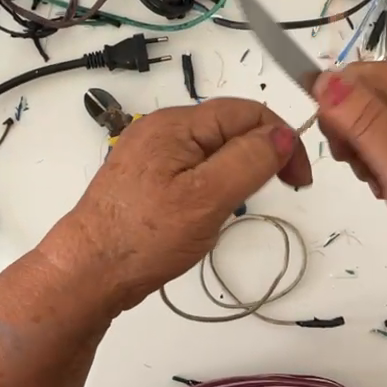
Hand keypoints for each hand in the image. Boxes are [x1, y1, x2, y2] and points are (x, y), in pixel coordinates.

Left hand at [41, 98, 311, 311]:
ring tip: (234, 209)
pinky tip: (208, 214)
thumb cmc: (144, 237)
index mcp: (177, 124)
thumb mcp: (207, 197)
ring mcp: (150, 156)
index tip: (299, 182)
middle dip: (261, 157)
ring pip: (213, 152)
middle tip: (276, 195)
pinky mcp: (145, 181)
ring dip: (237, 174)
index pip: (248, 113)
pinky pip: (193, 172)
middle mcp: (161, 130)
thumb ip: (249, 161)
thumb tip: (282, 135)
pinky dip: (213, 187)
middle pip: (230, 129)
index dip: (282, 141)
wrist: (87, 273)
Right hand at [313, 62, 386, 269]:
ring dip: (365, 149)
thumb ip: (364, 122)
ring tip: (382, 180)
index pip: (363, 75)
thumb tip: (325, 81)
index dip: (340, 107)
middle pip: (369, 94)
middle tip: (365, 170)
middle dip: (353, 131)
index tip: (343, 151)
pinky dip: (381, 158)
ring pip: (376, 117)